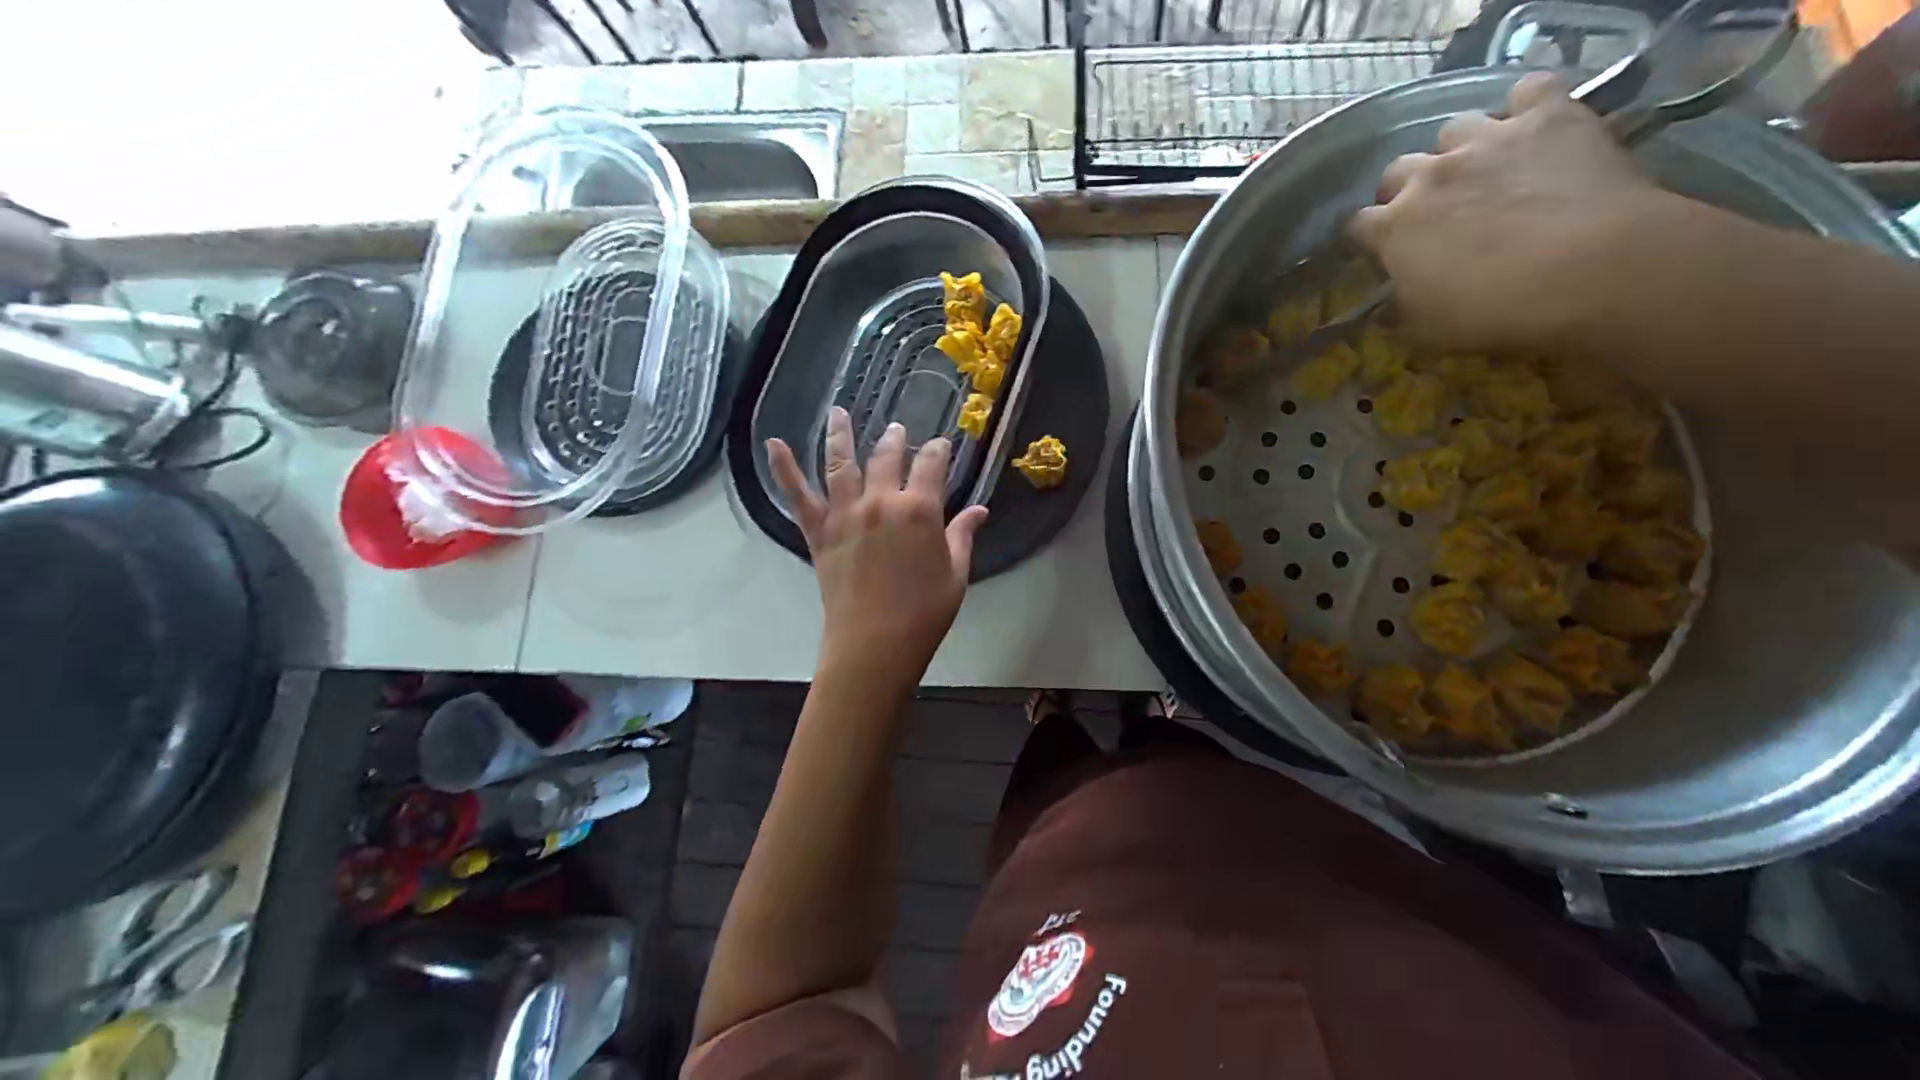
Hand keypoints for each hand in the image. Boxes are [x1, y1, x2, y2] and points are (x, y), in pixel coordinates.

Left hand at [768, 408, 988, 682]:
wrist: (875, 646)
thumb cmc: (924, 614)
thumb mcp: (956, 574)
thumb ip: (963, 536)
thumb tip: (980, 510)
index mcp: (920, 510)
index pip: (932, 465)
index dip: (939, 451)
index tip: (941, 445)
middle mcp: (881, 502)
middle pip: (888, 457)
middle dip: (896, 439)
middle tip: (898, 428)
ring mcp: (845, 514)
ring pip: (841, 463)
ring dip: (841, 434)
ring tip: (840, 411)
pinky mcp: (819, 533)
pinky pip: (799, 496)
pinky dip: (785, 469)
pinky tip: (774, 444)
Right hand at [1350, 73, 1678, 352]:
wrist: (1591, 270)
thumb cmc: (1494, 311)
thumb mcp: (1426, 331)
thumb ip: (1399, 311)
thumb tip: (1385, 308)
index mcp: (1392, 228)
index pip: (1356, 225)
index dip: (1366, 237)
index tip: (1379, 250)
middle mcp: (1429, 175)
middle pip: (1397, 170)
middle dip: (1405, 189)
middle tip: (1429, 211)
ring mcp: (1488, 139)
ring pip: (1454, 128)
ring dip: (1458, 148)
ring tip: (1480, 168)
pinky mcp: (1549, 116)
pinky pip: (1529, 90)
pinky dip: (1526, 103)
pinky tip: (1531, 122)